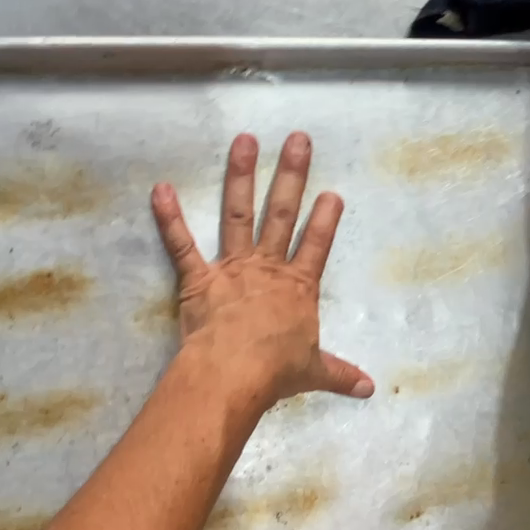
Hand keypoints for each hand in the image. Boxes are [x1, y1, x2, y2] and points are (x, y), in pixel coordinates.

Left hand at [150, 132, 374, 412]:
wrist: (235, 373)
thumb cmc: (276, 371)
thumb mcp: (313, 371)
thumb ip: (340, 374)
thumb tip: (369, 389)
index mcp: (297, 288)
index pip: (316, 245)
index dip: (325, 220)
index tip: (332, 193)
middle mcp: (267, 268)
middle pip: (282, 214)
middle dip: (291, 176)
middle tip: (297, 140)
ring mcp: (232, 268)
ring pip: (237, 214)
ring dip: (240, 176)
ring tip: (243, 141)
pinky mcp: (198, 278)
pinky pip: (181, 244)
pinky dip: (169, 219)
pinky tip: (160, 190)